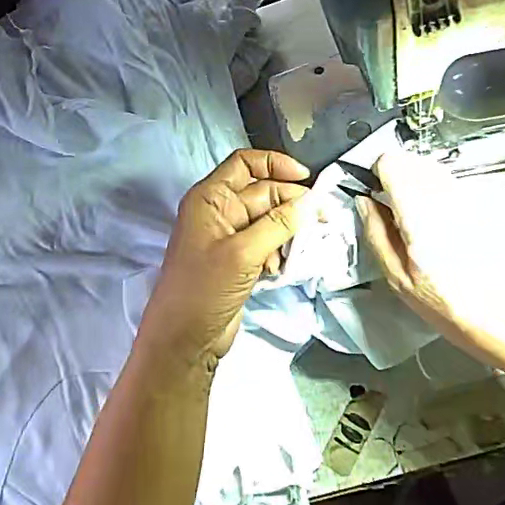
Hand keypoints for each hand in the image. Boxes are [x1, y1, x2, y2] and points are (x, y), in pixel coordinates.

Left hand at [136, 149, 310, 369]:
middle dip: (291, 204)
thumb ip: (279, 224)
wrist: (184, 340)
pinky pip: (267, 244)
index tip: (306, 177)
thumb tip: (312, 201)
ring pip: (269, 220)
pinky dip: (278, 251)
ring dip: (287, 231)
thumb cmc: (203, 290)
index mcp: (210, 198)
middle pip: (263, 192)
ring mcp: (228, 238)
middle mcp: (219, 212)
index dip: (275, 164)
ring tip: (301, 246)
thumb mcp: (243, 252)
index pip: (244, 163)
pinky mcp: (238, 261)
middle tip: (320, 218)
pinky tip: (281, 267)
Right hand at [357, 150, 504, 378]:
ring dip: (422, 189)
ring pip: (435, 171)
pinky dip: (447, 200)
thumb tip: (365, 206)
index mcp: (420, 212)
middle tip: (394, 213)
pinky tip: (449, 233)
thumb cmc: (465, 310)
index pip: (390, 161)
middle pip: (413, 160)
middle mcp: (450, 196)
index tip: (373, 190)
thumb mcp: (401, 281)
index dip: (376, 175)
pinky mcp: (493, 202)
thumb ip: (377, 234)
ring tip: (423, 227)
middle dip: (397, 180)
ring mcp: (475, 196)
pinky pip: (459, 187)